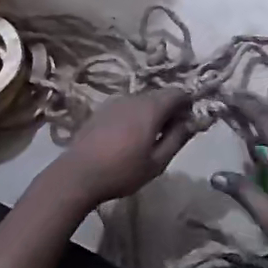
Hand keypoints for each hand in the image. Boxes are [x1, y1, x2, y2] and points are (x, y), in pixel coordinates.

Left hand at [43, 88, 195, 208]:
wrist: (78, 174)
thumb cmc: (122, 171)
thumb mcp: (157, 162)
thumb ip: (177, 139)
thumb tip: (190, 123)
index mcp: (150, 108)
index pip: (178, 93)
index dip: (187, 105)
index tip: (187, 123)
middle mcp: (133, 98)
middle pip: (159, 95)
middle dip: (170, 110)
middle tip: (169, 135)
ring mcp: (114, 102)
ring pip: (142, 101)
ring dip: (151, 113)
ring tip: (148, 139)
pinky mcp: (101, 110)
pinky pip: (126, 107)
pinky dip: (134, 116)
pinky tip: (127, 138)